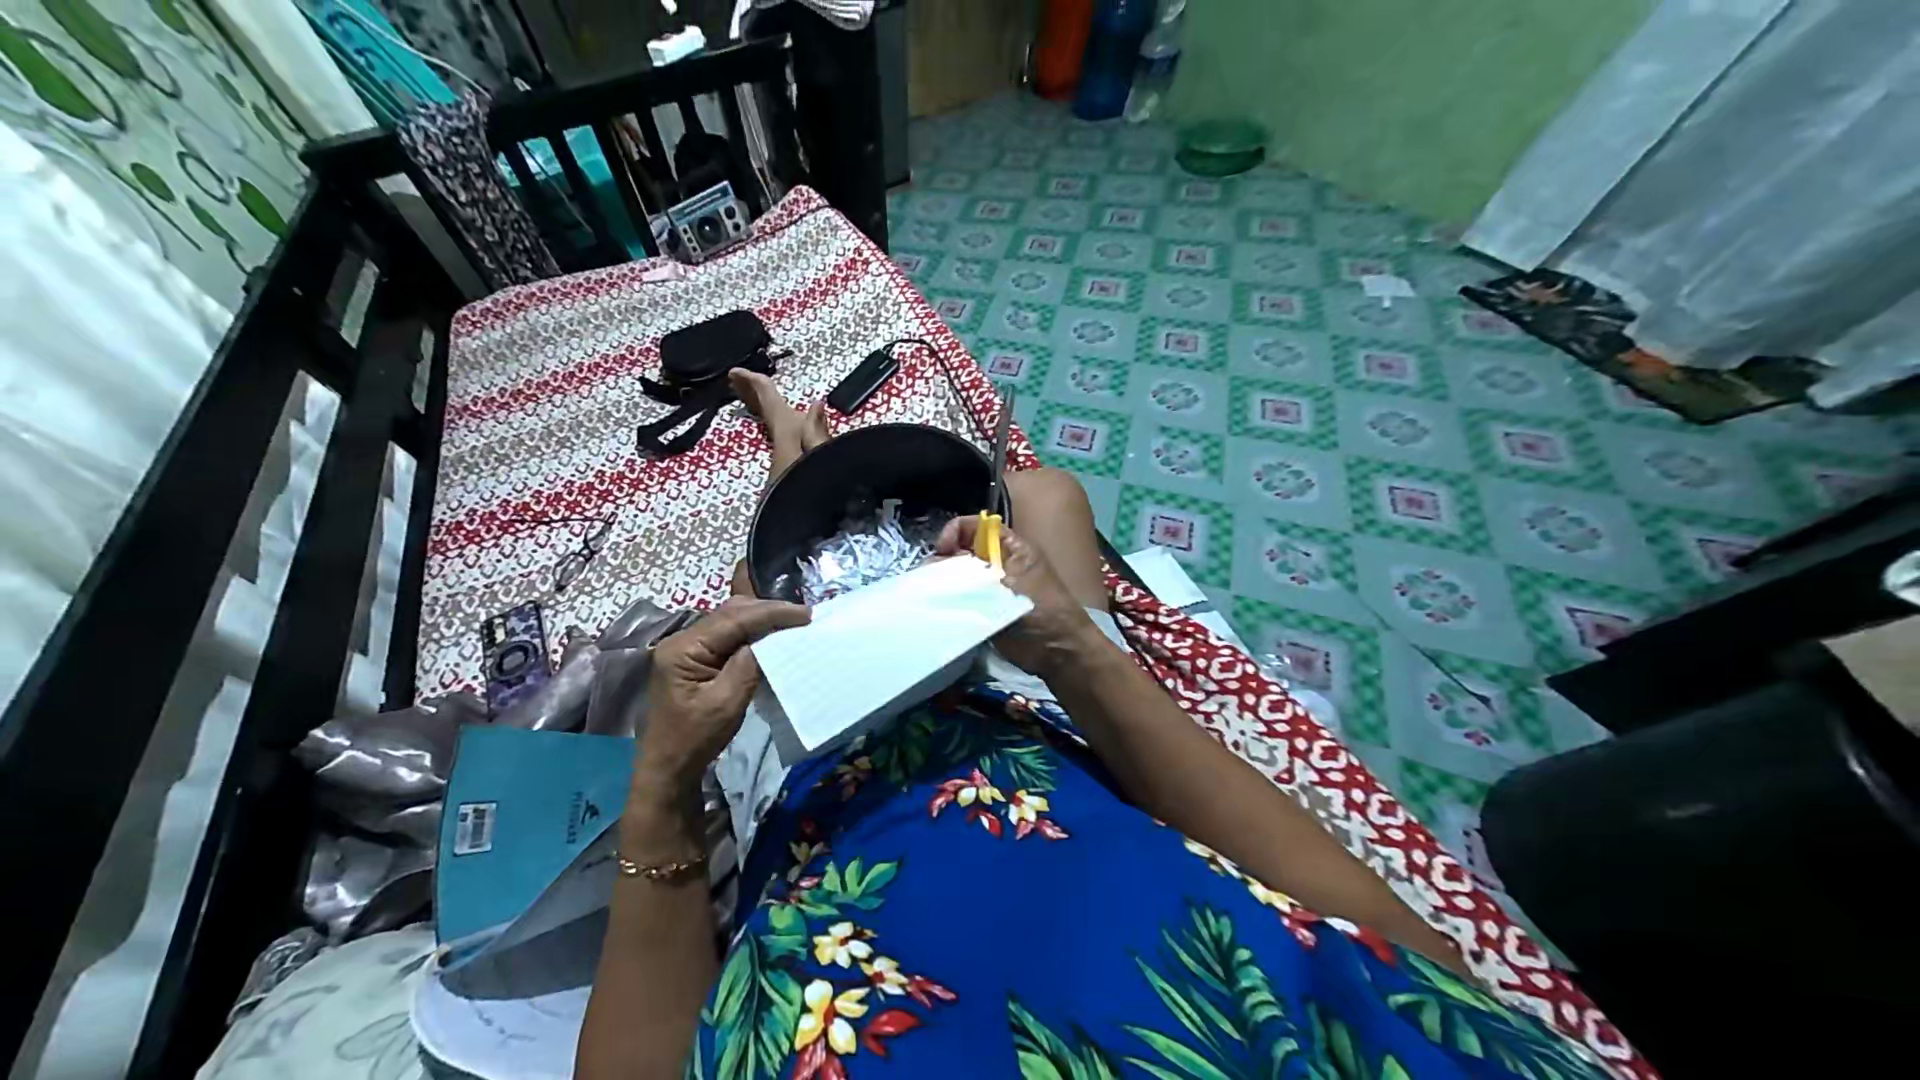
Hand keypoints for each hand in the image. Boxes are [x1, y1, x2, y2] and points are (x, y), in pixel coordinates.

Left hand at [636, 597, 809, 795]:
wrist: (668, 768)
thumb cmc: (695, 739)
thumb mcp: (726, 703)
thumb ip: (748, 665)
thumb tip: (772, 637)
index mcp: (683, 648)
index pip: (733, 619)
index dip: (772, 613)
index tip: (806, 614)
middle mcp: (683, 639)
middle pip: (731, 613)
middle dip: (768, 611)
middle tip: (804, 617)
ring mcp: (688, 647)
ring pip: (730, 620)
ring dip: (762, 619)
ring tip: (793, 623)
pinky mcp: (696, 657)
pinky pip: (728, 635)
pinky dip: (752, 632)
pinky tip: (771, 636)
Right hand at [936, 515, 1103, 678]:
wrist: (1058, 653)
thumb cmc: (1042, 611)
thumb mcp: (1012, 583)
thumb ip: (977, 572)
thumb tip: (939, 563)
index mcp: (1010, 548)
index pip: (975, 527)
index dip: (954, 532)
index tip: (942, 551)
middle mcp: (997, 564)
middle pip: (961, 551)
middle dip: (943, 559)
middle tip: (931, 577)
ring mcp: (989, 588)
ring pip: (957, 576)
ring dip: (942, 581)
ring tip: (930, 592)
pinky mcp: (983, 610)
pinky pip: (959, 599)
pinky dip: (946, 601)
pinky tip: (936, 606)